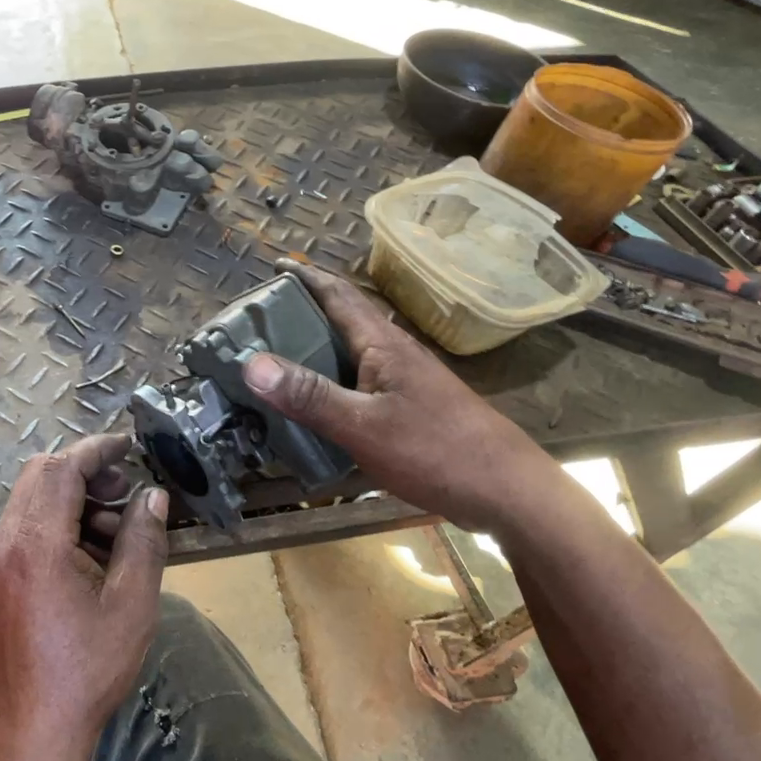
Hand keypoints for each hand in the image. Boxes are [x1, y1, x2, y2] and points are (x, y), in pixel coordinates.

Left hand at [0, 434, 168, 756]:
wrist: (32, 727)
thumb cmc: (86, 670)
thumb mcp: (130, 606)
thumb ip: (142, 543)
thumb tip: (153, 497)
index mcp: (36, 543)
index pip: (61, 469)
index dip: (96, 450)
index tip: (128, 445)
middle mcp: (6, 540)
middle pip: (40, 476)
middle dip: (85, 473)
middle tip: (125, 492)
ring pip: (32, 500)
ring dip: (73, 500)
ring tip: (116, 533)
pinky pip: (26, 528)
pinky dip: (58, 524)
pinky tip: (91, 555)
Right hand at [242, 258, 563, 533]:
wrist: (510, 494)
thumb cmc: (437, 451)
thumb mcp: (363, 426)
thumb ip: (308, 396)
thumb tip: (250, 363)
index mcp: (383, 345)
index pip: (339, 295)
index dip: (306, 277)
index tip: (274, 265)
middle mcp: (395, 354)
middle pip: (345, 319)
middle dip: (305, 310)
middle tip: (262, 318)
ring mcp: (408, 382)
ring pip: (353, 351)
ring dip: (318, 346)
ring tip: (280, 356)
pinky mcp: (413, 408)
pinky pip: (361, 380)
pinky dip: (333, 379)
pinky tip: (319, 404)